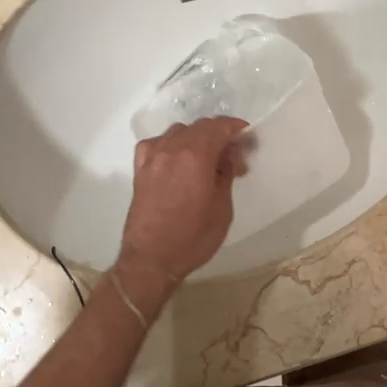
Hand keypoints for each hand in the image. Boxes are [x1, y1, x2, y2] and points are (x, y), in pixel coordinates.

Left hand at [119, 117, 248, 285]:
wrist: (151, 259)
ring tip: (207, 159)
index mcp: (195, 157)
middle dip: (218, 135)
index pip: (218, 127)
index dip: (235, 127)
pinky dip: (171, 145)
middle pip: (198, 127)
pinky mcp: (139, 171)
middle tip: (233, 156)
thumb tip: (229, 154)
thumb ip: (225, 174)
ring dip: (195, 139)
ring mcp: (151, 158)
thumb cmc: (193, 238)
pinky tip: (177, 160)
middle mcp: (170, 149)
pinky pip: (157, 144)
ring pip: (177, 133)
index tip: (247, 137)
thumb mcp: (222, 208)